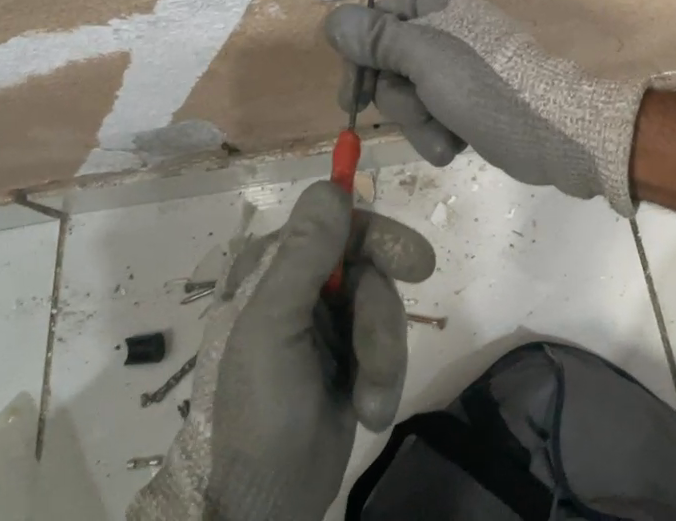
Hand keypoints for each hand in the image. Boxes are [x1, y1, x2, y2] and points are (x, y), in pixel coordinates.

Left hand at [128, 182, 434, 520]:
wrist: (266, 500)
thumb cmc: (258, 406)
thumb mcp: (273, 326)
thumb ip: (303, 255)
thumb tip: (332, 185)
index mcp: (273, 269)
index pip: (335, 225)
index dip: (377, 237)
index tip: (416, 263)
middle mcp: (302, 286)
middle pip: (371, 267)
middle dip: (381, 316)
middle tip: (389, 353)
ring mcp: (329, 323)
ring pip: (384, 309)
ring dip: (383, 359)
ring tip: (367, 400)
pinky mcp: (351, 358)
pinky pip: (388, 346)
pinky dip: (384, 380)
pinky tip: (366, 411)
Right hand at [323, 0, 645, 215]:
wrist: (555, 133)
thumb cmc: (487, 85)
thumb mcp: (425, 56)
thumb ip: (376, 38)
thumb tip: (331, 21)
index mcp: (438, 5)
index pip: (375, 21)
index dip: (360, 59)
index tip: (352, 95)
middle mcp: (444, 32)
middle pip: (386, 65)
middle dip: (398, 99)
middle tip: (417, 110)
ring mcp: (457, 71)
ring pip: (406, 99)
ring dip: (419, 124)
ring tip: (445, 134)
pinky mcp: (468, 105)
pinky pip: (430, 119)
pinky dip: (437, 136)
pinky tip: (456, 144)